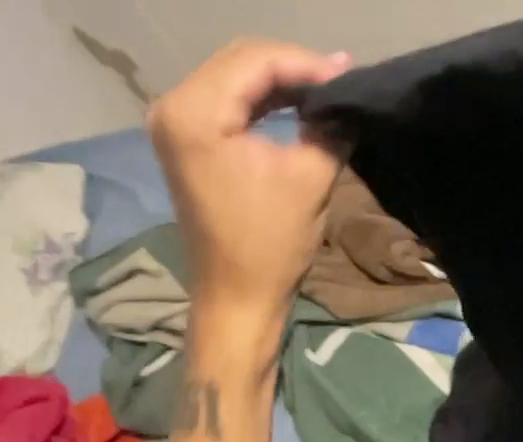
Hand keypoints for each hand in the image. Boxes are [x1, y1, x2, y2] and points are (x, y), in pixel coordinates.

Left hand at [148, 40, 349, 326]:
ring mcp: (174, 125)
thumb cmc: (270, 246)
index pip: (254, 61)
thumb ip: (329, 128)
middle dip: (292, 68)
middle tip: (340, 82)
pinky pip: (227, 105)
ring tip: (325, 94)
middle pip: (239, 63)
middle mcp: (173, 107)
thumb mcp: (308, 181)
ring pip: (233, 80)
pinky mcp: (186, 143)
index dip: (306, 64)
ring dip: (279, 84)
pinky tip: (296, 108)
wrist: (237, 299)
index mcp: (194, 113)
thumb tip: (349, 95)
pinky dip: (262, 104)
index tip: (350, 75)